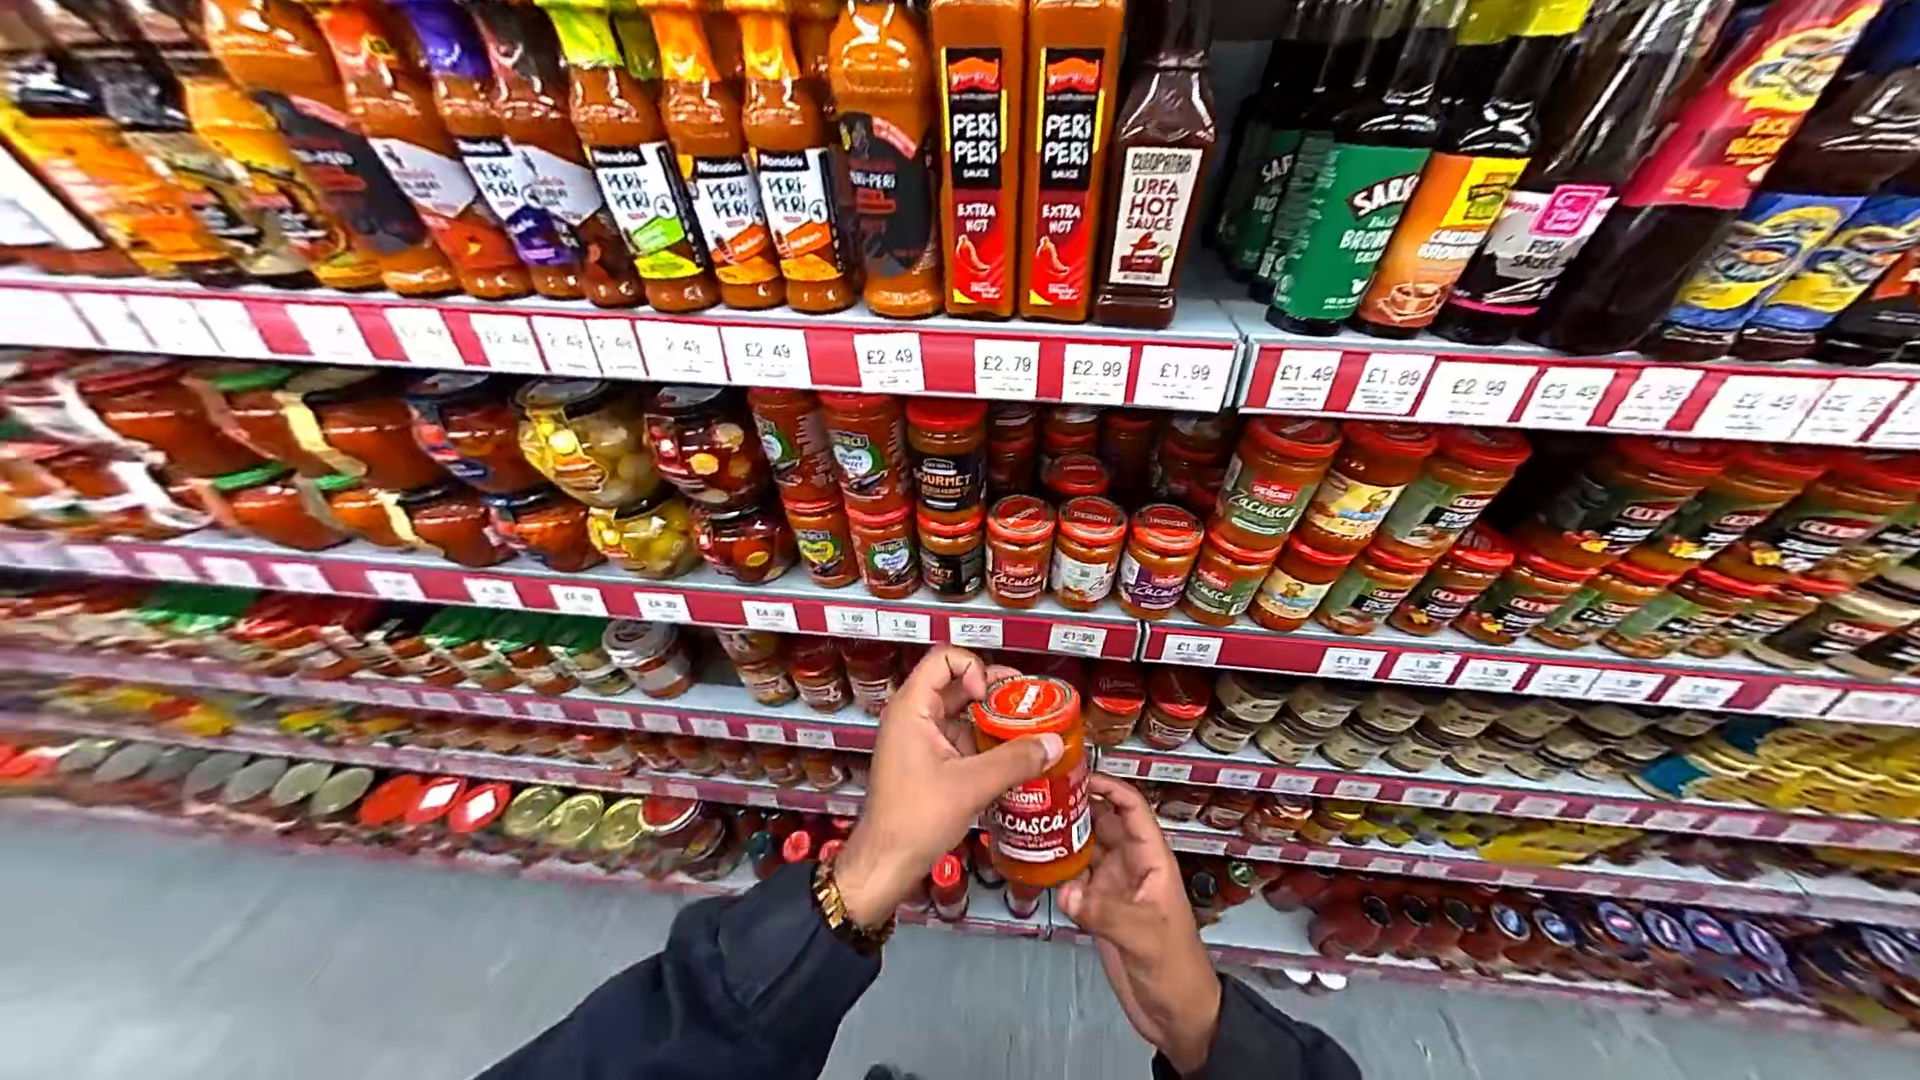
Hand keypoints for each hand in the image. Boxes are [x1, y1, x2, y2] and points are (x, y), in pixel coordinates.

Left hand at [835, 646, 1063, 927]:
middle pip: (956, 683)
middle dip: (993, 690)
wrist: (886, 862)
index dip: (973, 667)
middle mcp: (913, 715)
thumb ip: (1014, 760)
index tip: (991, 696)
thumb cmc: (915, 818)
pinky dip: (983, 740)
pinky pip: (959, 736)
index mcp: (912, 707)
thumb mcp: (970, 785)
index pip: (944, 659)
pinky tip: (1010, 757)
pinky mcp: (927, 759)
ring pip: (960, 711)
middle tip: (1027, 701)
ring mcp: (919, 737)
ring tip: (1026, 729)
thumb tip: (1054, 743)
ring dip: (991, 717)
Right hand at [1056, 774, 1220, 1075]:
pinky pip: (1074, 873)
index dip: (1108, 786)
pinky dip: (1056, 863)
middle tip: (1040, 790)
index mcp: (1151, 858)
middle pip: (1102, 820)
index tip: (1077, 774)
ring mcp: (1113, 883)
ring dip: (1063, 831)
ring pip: (1086, 844)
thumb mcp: (1145, 936)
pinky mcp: (1097, 904)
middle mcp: (1130, 863)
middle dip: (1077, 802)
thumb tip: (1064, 889)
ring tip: (1031, 815)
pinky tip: (1035, 855)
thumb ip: (1105, 912)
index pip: (1131, 808)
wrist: (1176, 1016)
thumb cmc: (1175, 968)